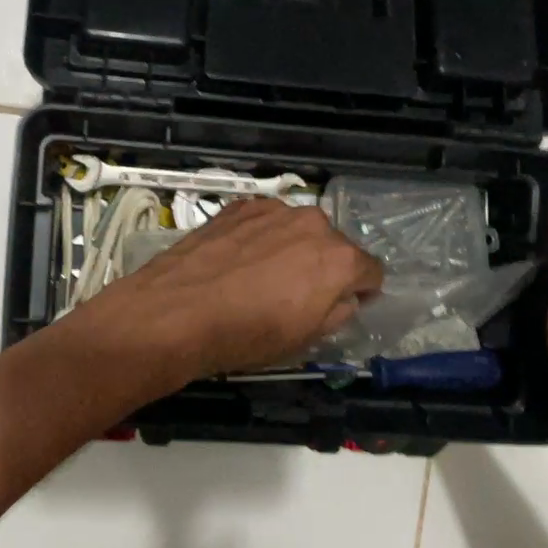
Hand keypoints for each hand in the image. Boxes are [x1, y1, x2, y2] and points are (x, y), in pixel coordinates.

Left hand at [58, 198, 383, 388]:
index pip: (371, 271)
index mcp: (339, 258)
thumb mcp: (304, 340)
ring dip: (291, 248)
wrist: (175, 312)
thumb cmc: (246, 335)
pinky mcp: (238, 208)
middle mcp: (312, 223)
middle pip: (333, 245)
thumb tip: (345, 298)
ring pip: (297, 230)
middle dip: (324, 267)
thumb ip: (338, 312)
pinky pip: (264, 222)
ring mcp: (272, 210)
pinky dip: (260, 238)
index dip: (361, 292)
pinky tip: (237, 263)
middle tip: (296, 296)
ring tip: (260, 279)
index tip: (343, 306)